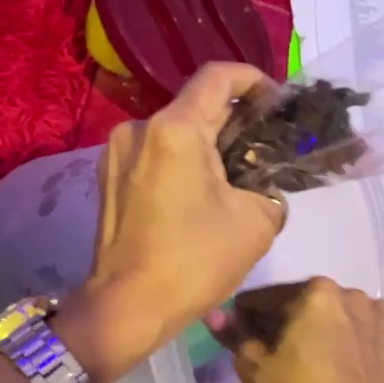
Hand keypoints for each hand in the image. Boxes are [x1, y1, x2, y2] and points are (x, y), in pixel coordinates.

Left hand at [62, 63, 284, 382]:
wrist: (127, 306)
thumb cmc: (193, 262)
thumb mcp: (257, 223)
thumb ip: (268, 188)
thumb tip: (262, 184)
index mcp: (175, 129)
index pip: (219, 76)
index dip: (254, 81)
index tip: (276, 104)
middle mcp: (139, 129)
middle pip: (195, 105)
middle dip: (233, 120)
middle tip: (263, 148)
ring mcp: (116, 152)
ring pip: (173, 131)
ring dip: (205, 144)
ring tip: (233, 177)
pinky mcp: (108, 177)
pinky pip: (153, 154)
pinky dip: (180, 162)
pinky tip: (198, 194)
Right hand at [206, 278, 383, 382]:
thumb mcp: (254, 365)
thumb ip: (233, 333)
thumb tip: (215, 313)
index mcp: (313, 292)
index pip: (266, 298)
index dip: (246, 314)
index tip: (236, 330)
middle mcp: (347, 293)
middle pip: (301, 301)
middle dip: (282, 319)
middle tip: (267, 346)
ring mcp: (374, 314)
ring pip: (331, 313)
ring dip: (315, 325)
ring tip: (302, 353)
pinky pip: (358, 327)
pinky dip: (344, 334)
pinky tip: (333, 354)